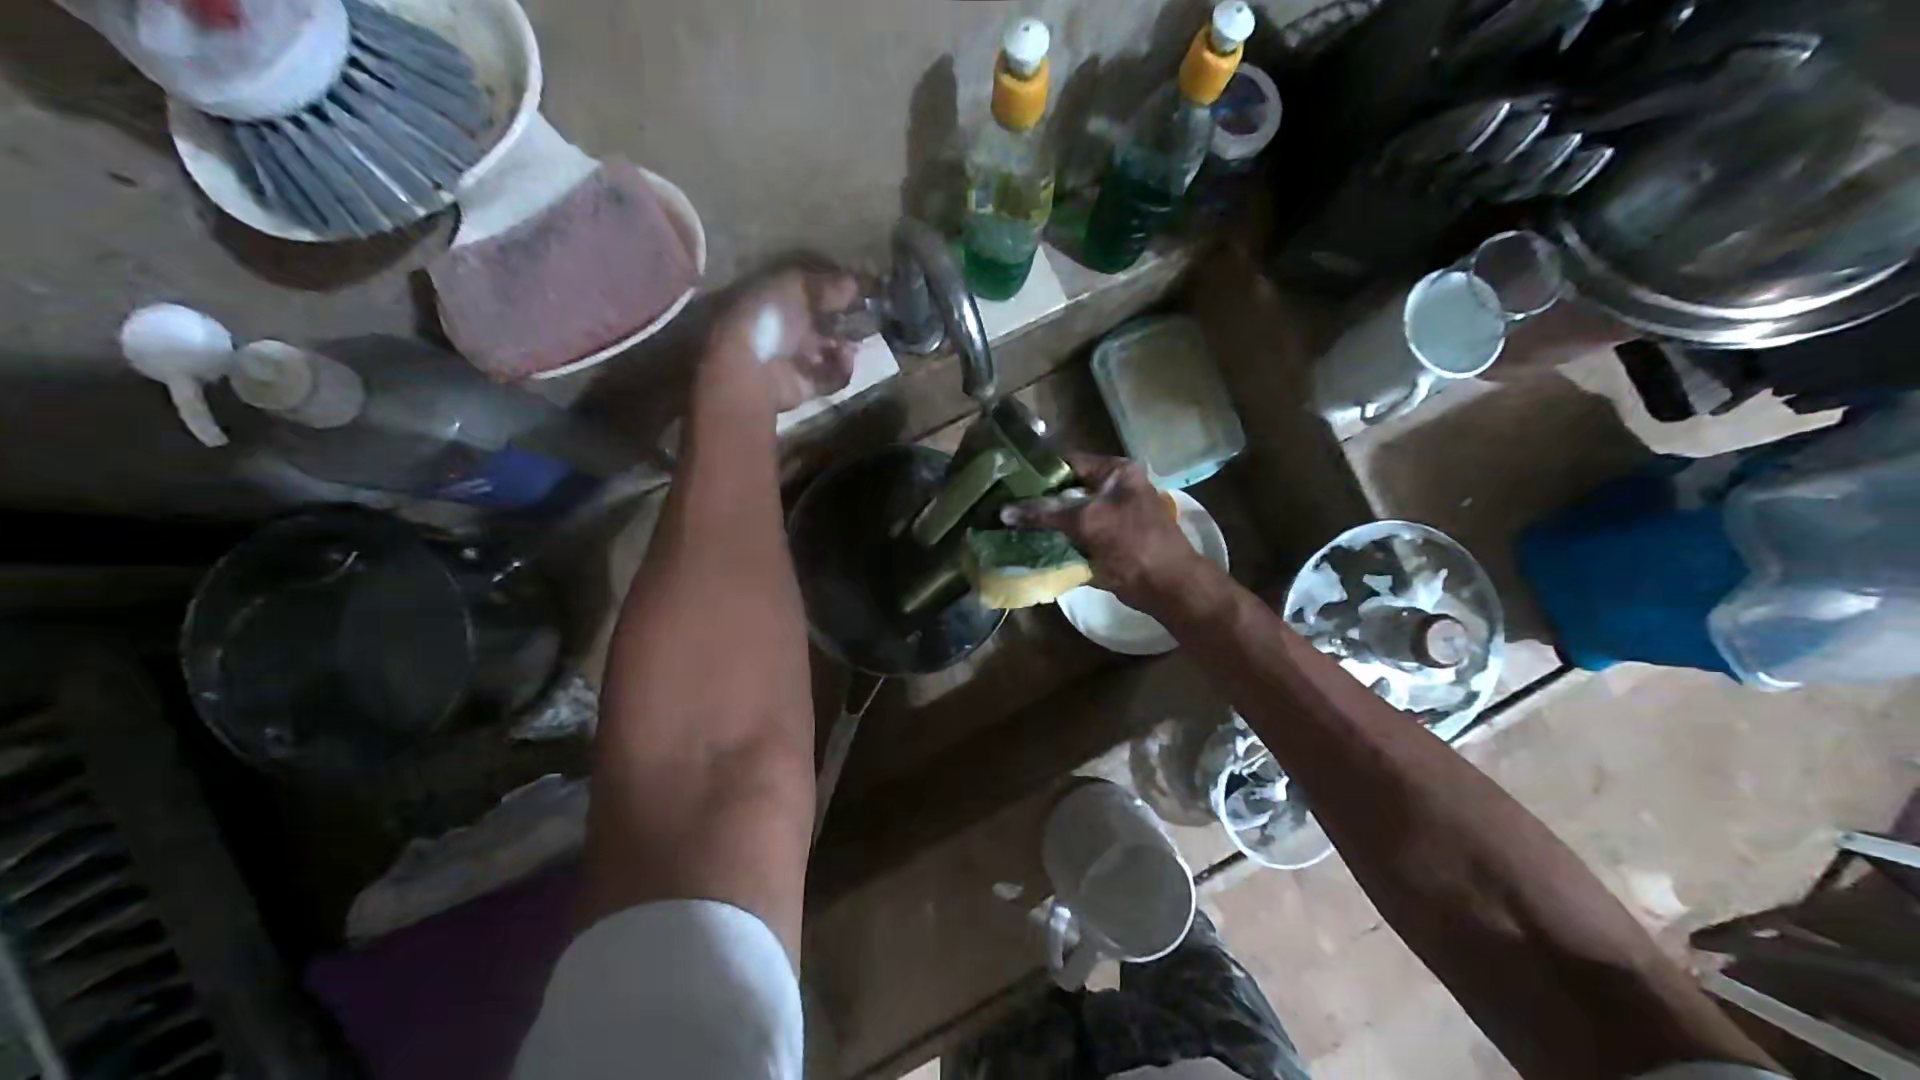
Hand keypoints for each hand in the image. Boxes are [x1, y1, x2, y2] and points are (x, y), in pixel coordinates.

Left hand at [707, 270, 860, 411]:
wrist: (749, 370)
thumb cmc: (766, 316)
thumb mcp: (795, 285)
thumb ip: (826, 284)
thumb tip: (855, 283)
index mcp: (770, 296)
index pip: (807, 290)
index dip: (833, 288)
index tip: (858, 289)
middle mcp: (780, 327)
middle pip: (821, 322)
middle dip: (845, 320)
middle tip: (868, 317)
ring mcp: (791, 359)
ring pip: (829, 350)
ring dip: (846, 346)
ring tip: (854, 343)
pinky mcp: (803, 386)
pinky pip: (831, 377)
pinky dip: (842, 370)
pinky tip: (845, 360)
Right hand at [1000, 453, 1208, 610]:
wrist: (1169, 587)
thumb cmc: (1134, 545)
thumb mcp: (1088, 522)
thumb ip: (1045, 514)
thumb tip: (1004, 511)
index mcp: (1116, 472)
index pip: (1068, 462)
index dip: (1037, 471)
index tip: (1007, 481)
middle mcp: (1113, 488)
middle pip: (1066, 489)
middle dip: (1037, 499)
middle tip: (1003, 504)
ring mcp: (1110, 515)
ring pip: (1068, 514)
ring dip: (1043, 522)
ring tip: (1009, 523)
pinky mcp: (1106, 540)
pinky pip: (1074, 534)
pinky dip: (1055, 539)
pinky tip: (1028, 543)